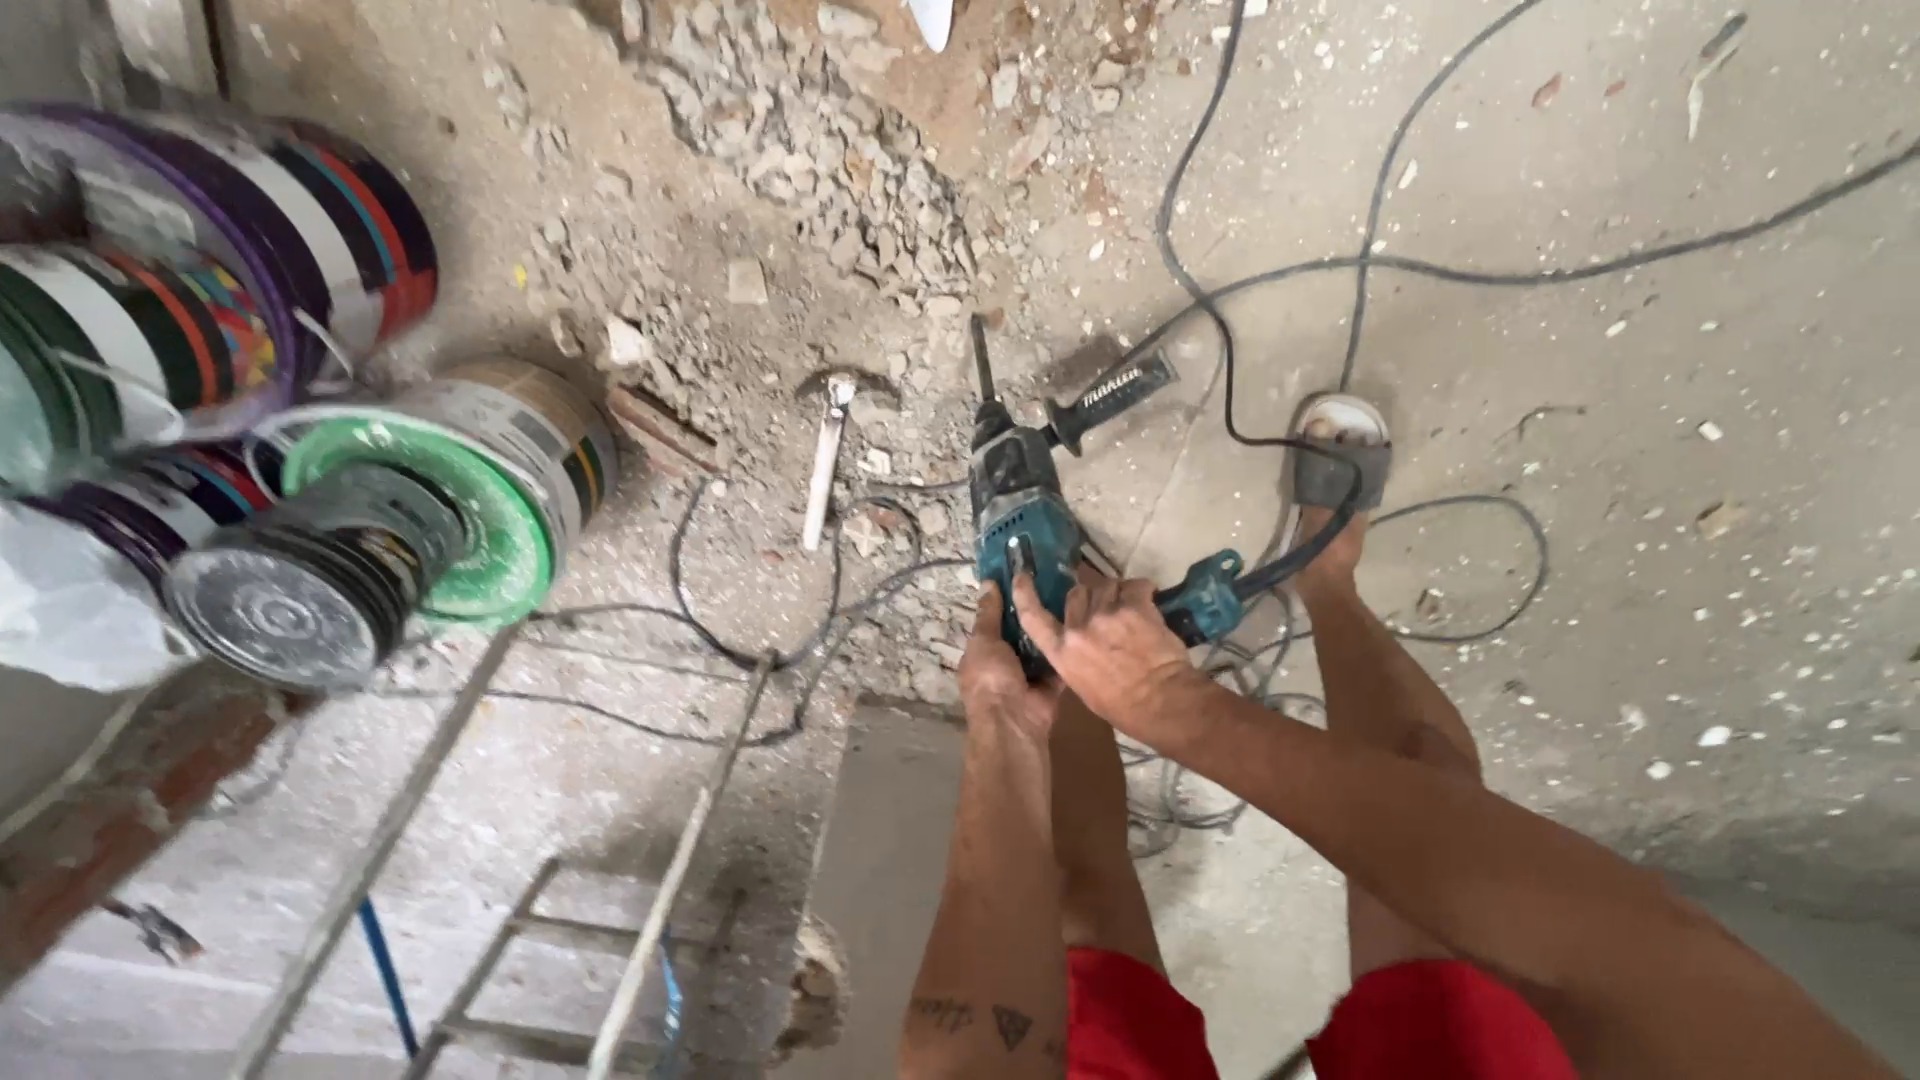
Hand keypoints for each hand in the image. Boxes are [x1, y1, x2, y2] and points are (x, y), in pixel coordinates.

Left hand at [959, 582, 1061, 740]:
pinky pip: (1059, 665)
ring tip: (1071, 598)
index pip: (995, 623)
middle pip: (1020, 634)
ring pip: (1041, 648)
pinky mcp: (1050, 686)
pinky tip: (1080, 626)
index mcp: (982, 654)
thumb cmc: (990, 678)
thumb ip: (989, 613)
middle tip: (1054, 584)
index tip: (1025, 578)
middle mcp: (1004, 665)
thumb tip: (987, 581)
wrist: (1014, 721)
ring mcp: (1027, 677)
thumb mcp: (984, 640)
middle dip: (1033, 614)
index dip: (1007, 602)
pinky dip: (1066, 651)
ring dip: (1052, 629)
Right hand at [1010, 571, 1200, 734]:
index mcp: (1061, 652)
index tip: (1022, 576)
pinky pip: (1135, 586)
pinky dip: (1142, 591)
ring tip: (1131, 606)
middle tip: (1106, 606)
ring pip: (1106, 585)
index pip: (1032, 615)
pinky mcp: (1133, 606)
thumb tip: (1080, 641)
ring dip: (1117, 592)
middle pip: (1076, 593)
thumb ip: (1074, 656)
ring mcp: (1104, 615)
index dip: (1025, 592)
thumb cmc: (1123, 707)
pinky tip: (1149, 601)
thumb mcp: (1083, 685)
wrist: (1162, 702)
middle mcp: (1077, 629)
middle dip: (1090, 595)